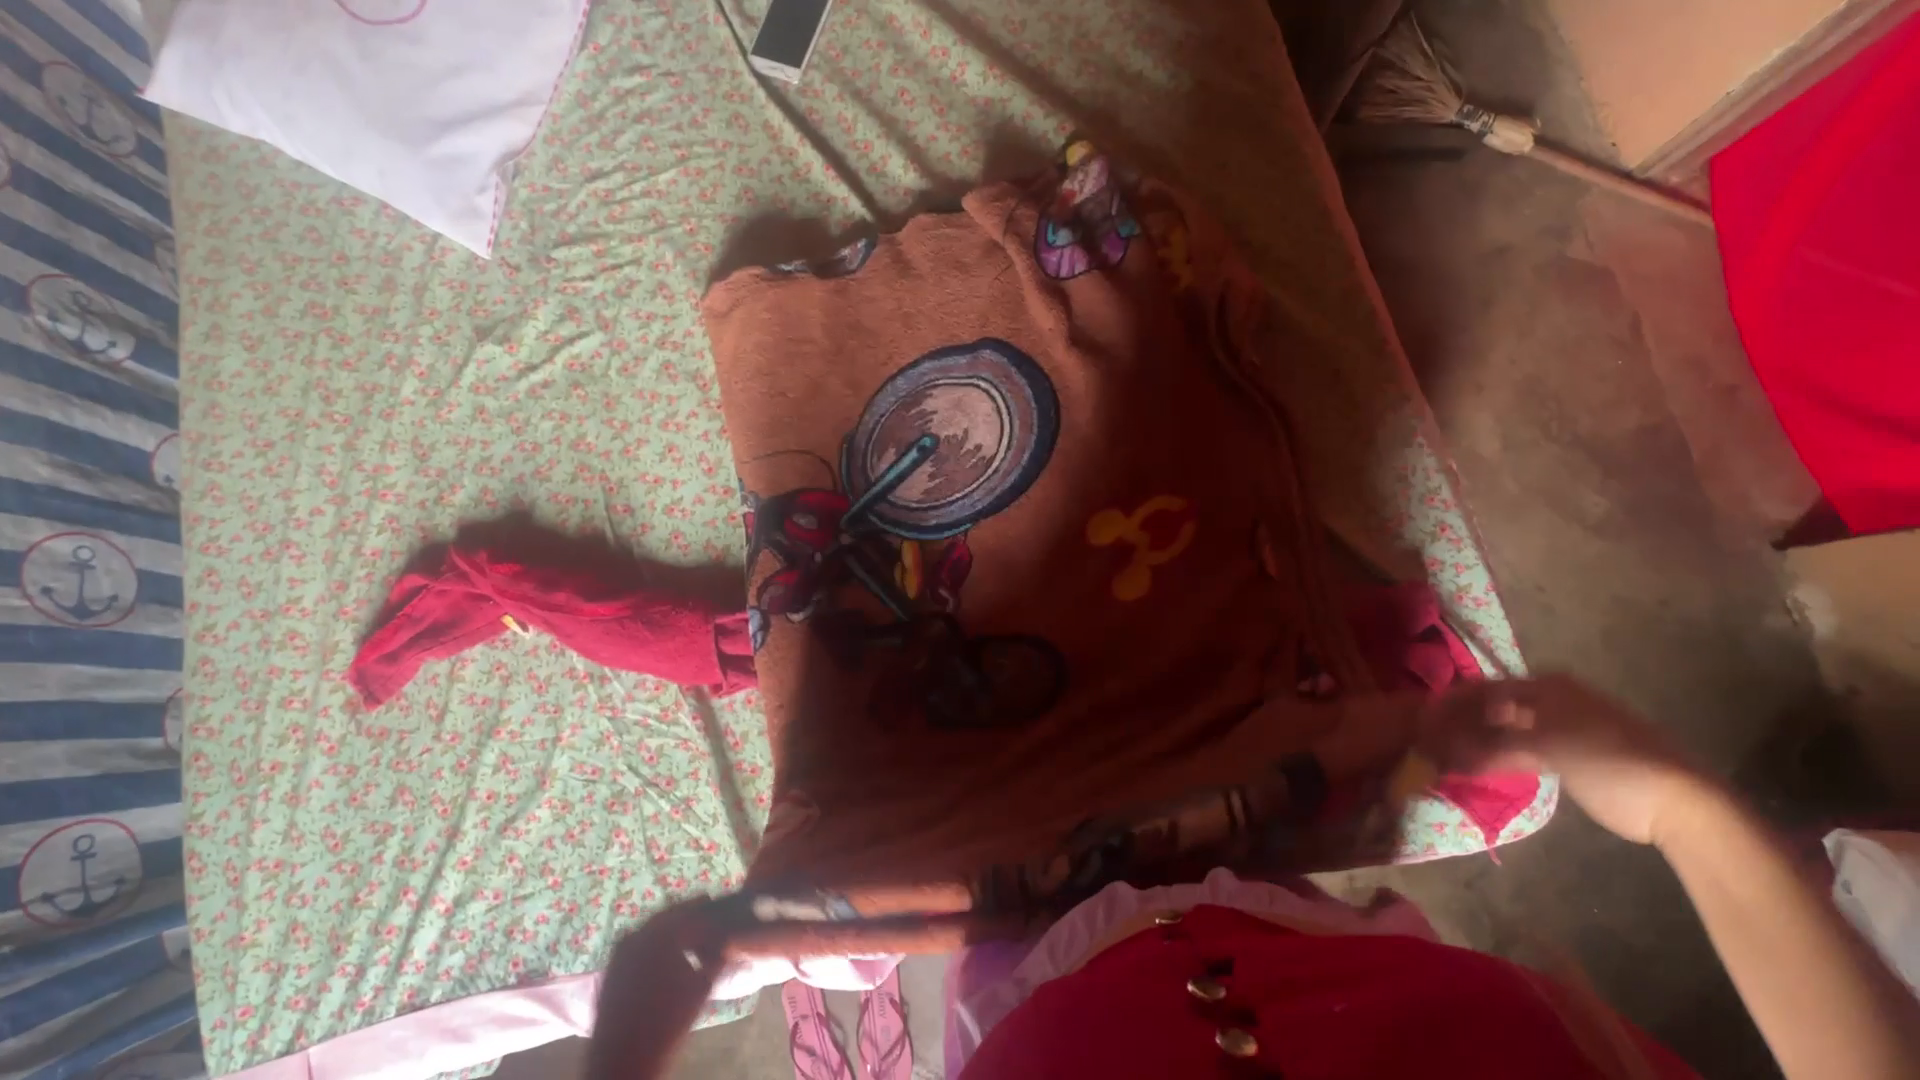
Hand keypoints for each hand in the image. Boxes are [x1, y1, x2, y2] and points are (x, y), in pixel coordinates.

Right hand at [1421, 673, 1718, 845]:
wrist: (1677, 801)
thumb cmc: (1610, 761)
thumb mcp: (1545, 748)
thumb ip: (1488, 748)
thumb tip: (1438, 753)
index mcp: (1547, 686)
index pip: (1482, 689)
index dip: (1448, 706)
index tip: (1418, 725)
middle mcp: (1550, 700)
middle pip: (1489, 709)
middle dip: (1457, 726)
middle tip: (1425, 746)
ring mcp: (1559, 729)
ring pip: (1501, 732)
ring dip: (1472, 745)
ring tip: (1442, 760)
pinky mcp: (1566, 758)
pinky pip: (1516, 752)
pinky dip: (1492, 760)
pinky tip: (1473, 772)